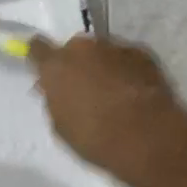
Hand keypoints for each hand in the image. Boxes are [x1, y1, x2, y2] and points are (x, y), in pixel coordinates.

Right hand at [29, 34, 186, 186]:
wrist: (149, 139)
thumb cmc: (96, 139)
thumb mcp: (61, 125)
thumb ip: (54, 100)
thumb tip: (54, 89)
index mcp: (56, 66)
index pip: (37, 47)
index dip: (40, 57)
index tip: (44, 69)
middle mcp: (83, 48)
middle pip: (74, 48)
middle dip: (76, 64)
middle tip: (84, 88)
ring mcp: (115, 47)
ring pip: (102, 52)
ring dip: (103, 66)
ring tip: (114, 93)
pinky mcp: (143, 53)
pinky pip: (126, 58)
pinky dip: (126, 70)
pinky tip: (134, 92)